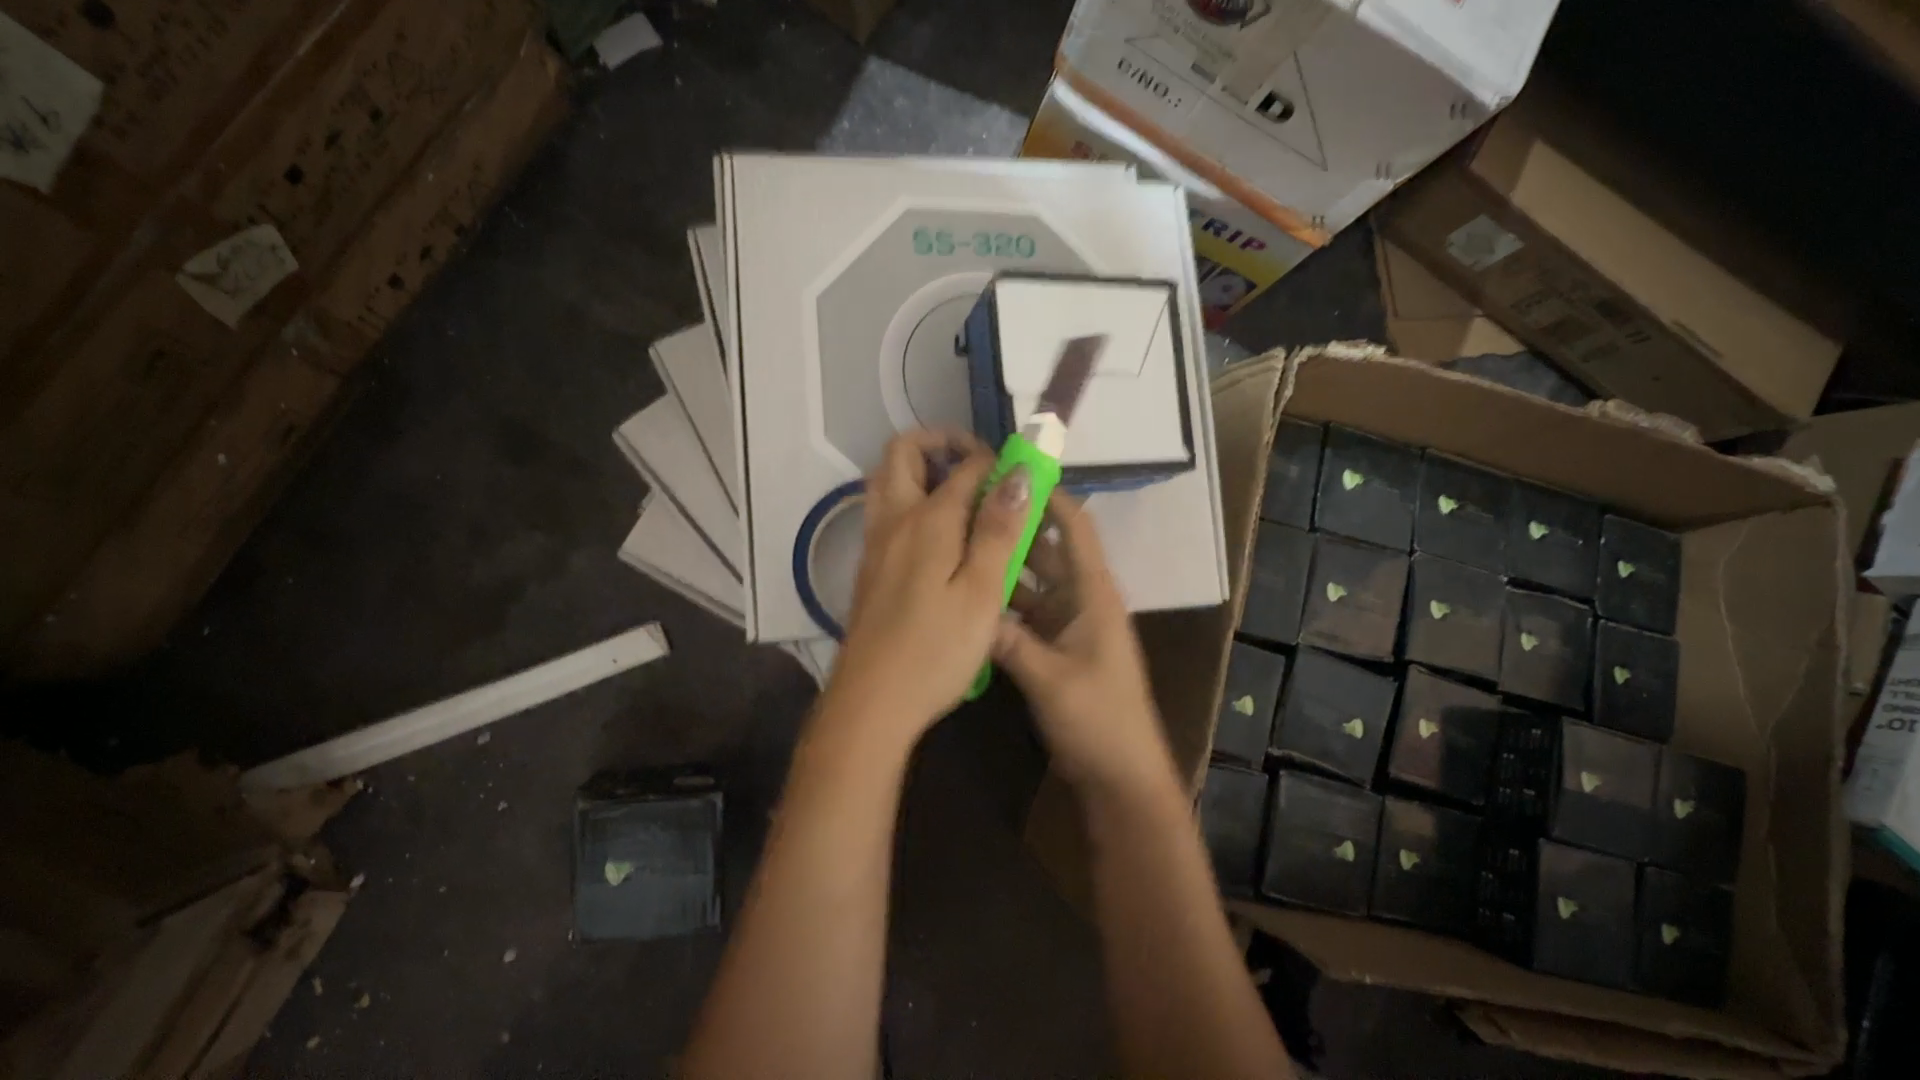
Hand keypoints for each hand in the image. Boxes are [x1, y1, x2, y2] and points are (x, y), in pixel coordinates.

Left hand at [820, 431, 1031, 748]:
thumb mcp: (981, 592)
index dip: (999, 462)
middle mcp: (894, 519)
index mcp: (927, 519)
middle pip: (904, 453)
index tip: (1028, 478)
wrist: (871, 702)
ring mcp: (875, 543)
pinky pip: (887, 512)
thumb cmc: (935, 650)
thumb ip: (999, 529)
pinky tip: (943, 540)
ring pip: (888, 480)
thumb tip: (1019, 471)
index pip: (966, 466)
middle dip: (942, 445)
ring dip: (923, 471)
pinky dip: (912, 502)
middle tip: (981, 469)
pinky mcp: (870, 568)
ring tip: (965, 499)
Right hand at [991, 493, 1177, 797]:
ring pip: (1031, 582)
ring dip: (1003, 565)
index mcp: (1093, 595)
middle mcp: (1081, 601)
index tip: (1008, 472)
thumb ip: (1009, 641)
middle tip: (966, 506)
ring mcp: (1068, 625)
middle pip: (1047, 550)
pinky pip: (1024, 614)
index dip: (1048, 496)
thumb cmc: (1098, 720)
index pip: (1074, 528)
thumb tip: (967, 604)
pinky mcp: (1054, 649)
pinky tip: (967, 596)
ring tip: (958, 542)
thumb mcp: (1050, 680)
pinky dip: (1001, 603)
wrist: (1120, 776)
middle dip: (1013, 526)